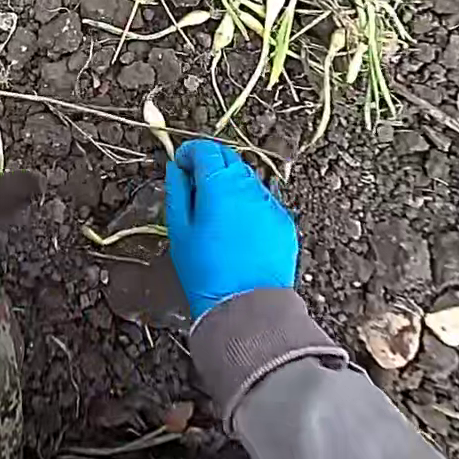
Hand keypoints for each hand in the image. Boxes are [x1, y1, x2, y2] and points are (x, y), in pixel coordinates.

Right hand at [164, 140, 297, 316]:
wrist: (247, 309)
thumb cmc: (207, 273)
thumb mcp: (180, 231)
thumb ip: (177, 192)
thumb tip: (175, 169)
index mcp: (219, 184)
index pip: (205, 149)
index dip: (189, 153)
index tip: (181, 164)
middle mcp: (248, 186)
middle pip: (228, 158)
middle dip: (210, 164)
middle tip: (195, 184)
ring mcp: (269, 202)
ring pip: (246, 178)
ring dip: (229, 183)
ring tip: (216, 210)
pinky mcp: (283, 221)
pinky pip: (262, 201)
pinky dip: (248, 203)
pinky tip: (237, 227)